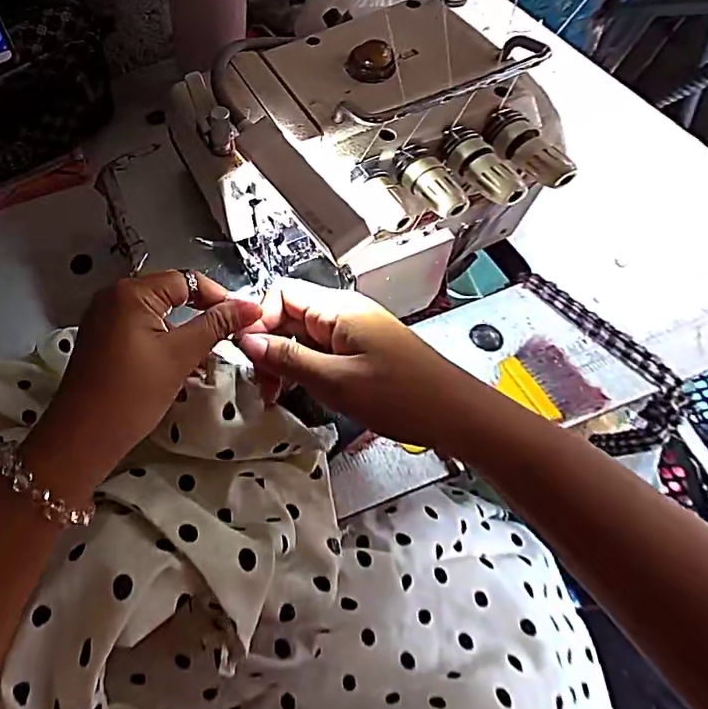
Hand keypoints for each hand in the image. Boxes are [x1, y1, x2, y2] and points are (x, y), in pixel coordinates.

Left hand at [23, 271, 260, 493]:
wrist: (81, 439)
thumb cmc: (130, 395)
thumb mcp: (180, 356)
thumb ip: (216, 325)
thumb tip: (248, 306)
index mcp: (131, 292)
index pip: (187, 280)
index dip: (218, 297)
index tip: (242, 316)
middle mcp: (113, 296)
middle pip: (170, 293)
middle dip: (202, 313)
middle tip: (228, 334)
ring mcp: (103, 317)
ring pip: (156, 312)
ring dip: (183, 329)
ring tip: (206, 352)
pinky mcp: (101, 338)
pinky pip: (140, 327)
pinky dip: (162, 339)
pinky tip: (178, 362)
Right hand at [235, 280, 486, 449]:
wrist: (457, 415)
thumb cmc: (407, 396)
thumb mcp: (336, 382)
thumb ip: (288, 359)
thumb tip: (249, 341)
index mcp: (338, 308)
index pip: (281, 293)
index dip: (260, 321)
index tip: (251, 353)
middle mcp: (345, 312)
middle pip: (289, 314)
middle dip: (270, 344)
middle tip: (264, 381)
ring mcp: (354, 330)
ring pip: (303, 334)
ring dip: (286, 359)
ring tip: (280, 391)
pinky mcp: (361, 349)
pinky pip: (321, 349)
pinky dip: (306, 367)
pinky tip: (304, 390)